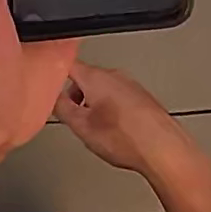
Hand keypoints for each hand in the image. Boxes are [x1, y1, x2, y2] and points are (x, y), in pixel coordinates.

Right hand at [53, 60, 202, 181]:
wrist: (162, 148)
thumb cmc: (126, 137)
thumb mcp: (82, 127)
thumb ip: (62, 108)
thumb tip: (52, 98)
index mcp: (95, 77)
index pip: (68, 64)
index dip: (54, 72)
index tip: (48, 82)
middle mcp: (114, 75)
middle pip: (85, 77)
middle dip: (75, 94)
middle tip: (72, 116)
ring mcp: (130, 84)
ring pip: (102, 88)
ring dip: (93, 103)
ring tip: (95, 129)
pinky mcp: (141, 97)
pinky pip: (118, 96)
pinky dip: (111, 108)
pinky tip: (115, 131)